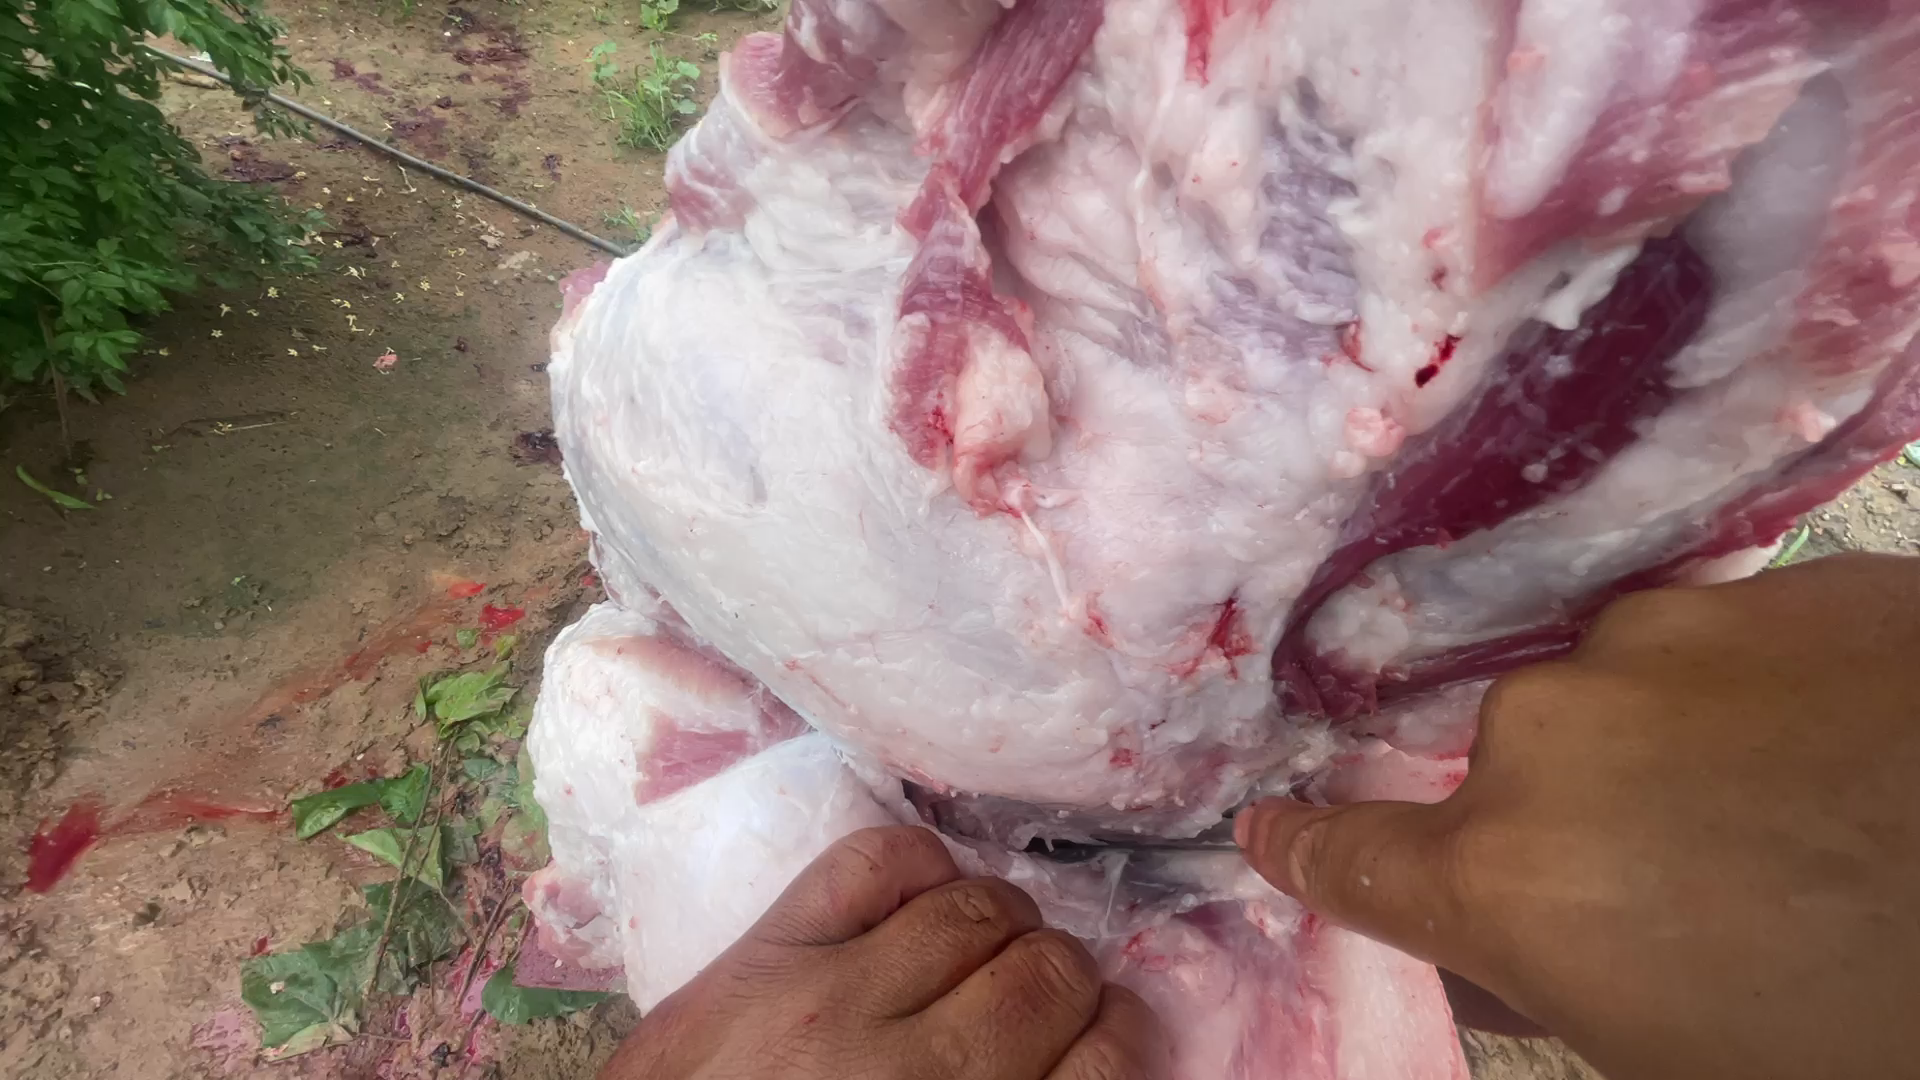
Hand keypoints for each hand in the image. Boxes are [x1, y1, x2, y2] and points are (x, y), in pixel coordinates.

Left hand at [601, 825, 1165, 1079]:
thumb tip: (1081, 1063)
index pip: (1098, 1071)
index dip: (1125, 1039)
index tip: (1117, 1032)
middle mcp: (910, 1073)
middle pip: (1042, 975)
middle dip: (1068, 972)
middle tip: (1056, 986)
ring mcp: (829, 997)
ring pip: (974, 911)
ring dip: (1009, 918)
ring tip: (999, 936)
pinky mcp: (765, 950)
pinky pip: (873, 862)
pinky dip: (922, 862)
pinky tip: (932, 889)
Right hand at [1237, 554, 1919, 1079]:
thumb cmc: (1885, 1029)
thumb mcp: (1696, 1055)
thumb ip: (1566, 978)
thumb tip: (1497, 929)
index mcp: (1524, 878)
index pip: (1350, 857)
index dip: (1302, 846)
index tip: (1264, 829)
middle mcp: (1549, 738)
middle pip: (1507, 769)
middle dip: (1572, 814)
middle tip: (1705, 869)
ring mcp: (1662, 643)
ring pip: (1611, 691)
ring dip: (1670, 742)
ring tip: (1821, 795)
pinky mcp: (1788, 586)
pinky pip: (1719, 643)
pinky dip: (1760, 690)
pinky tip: (1878, 734)